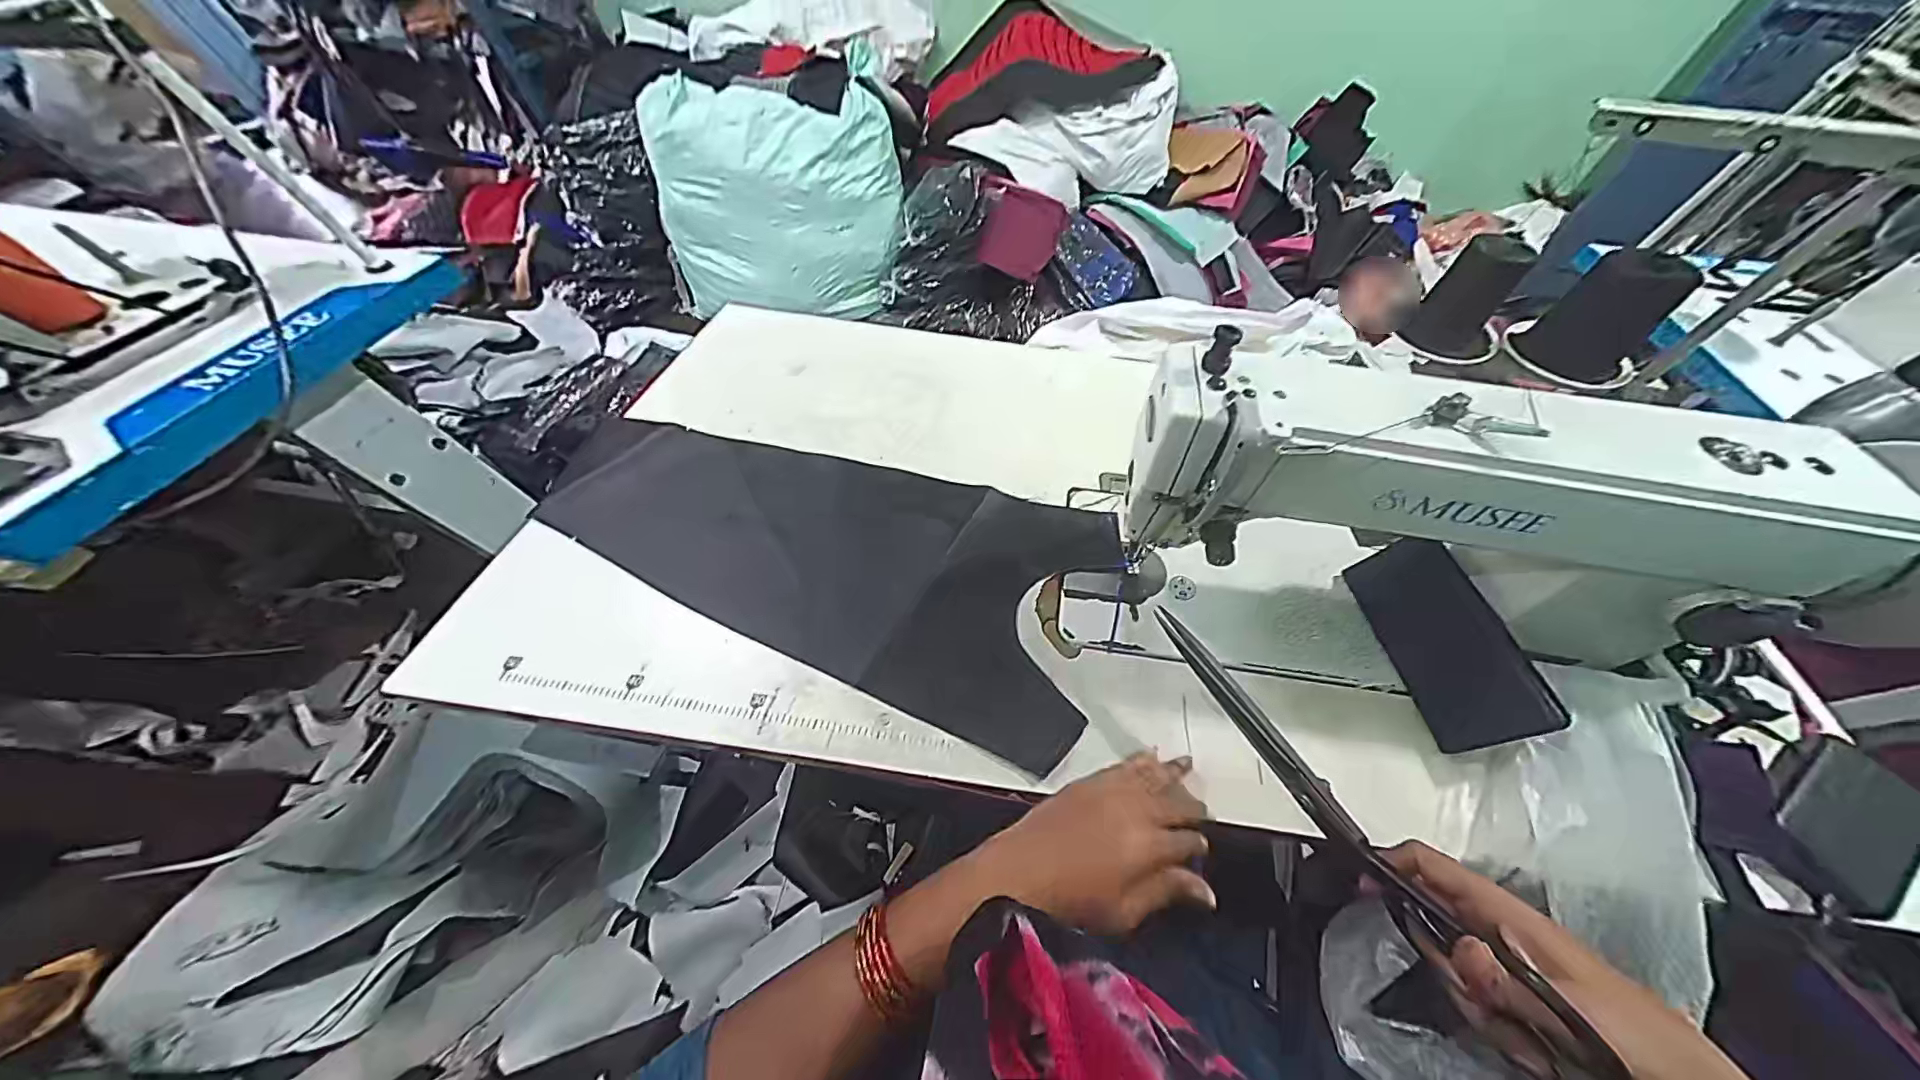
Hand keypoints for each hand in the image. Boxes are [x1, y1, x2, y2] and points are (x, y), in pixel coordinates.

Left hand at [962, 754, 1214, 933]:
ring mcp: (1112, 790)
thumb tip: (1203, 890)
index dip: (1197, 848)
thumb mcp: (1125, 911)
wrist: (1021, 871)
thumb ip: (1166, 892)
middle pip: (1176, 802)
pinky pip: (1124, 764)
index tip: (1200, 855)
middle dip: (1192, 808)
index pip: (1189, 841)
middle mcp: (1136, 810)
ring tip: (1187, 765)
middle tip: (1201, 813)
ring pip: (1153, 775)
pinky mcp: (1090, 781)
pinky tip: (1149, 755)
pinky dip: (1140, 759)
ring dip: (1173, 771)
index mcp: (1150, 845)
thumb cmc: (1072, 900)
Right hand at [1381, 842, 1748, 1079]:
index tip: (1361, 878)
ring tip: (1531, 1041)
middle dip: (1450, 969)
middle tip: (1488, 1003)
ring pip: (1452, 972)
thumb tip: (1458, 947)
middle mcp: (1501, 935)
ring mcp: (1507, 968)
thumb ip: (1504, 976)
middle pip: (1432, 926)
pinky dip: (1496, 1031)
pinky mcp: (1515, 1001)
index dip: (1393, 861)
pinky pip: (1474, 1005)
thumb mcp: (1567, 1003)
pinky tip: (1535, 1049)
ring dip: (1479, 1009)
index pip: (1434, 867)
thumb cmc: (1637, 1034)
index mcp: (1509, 917)